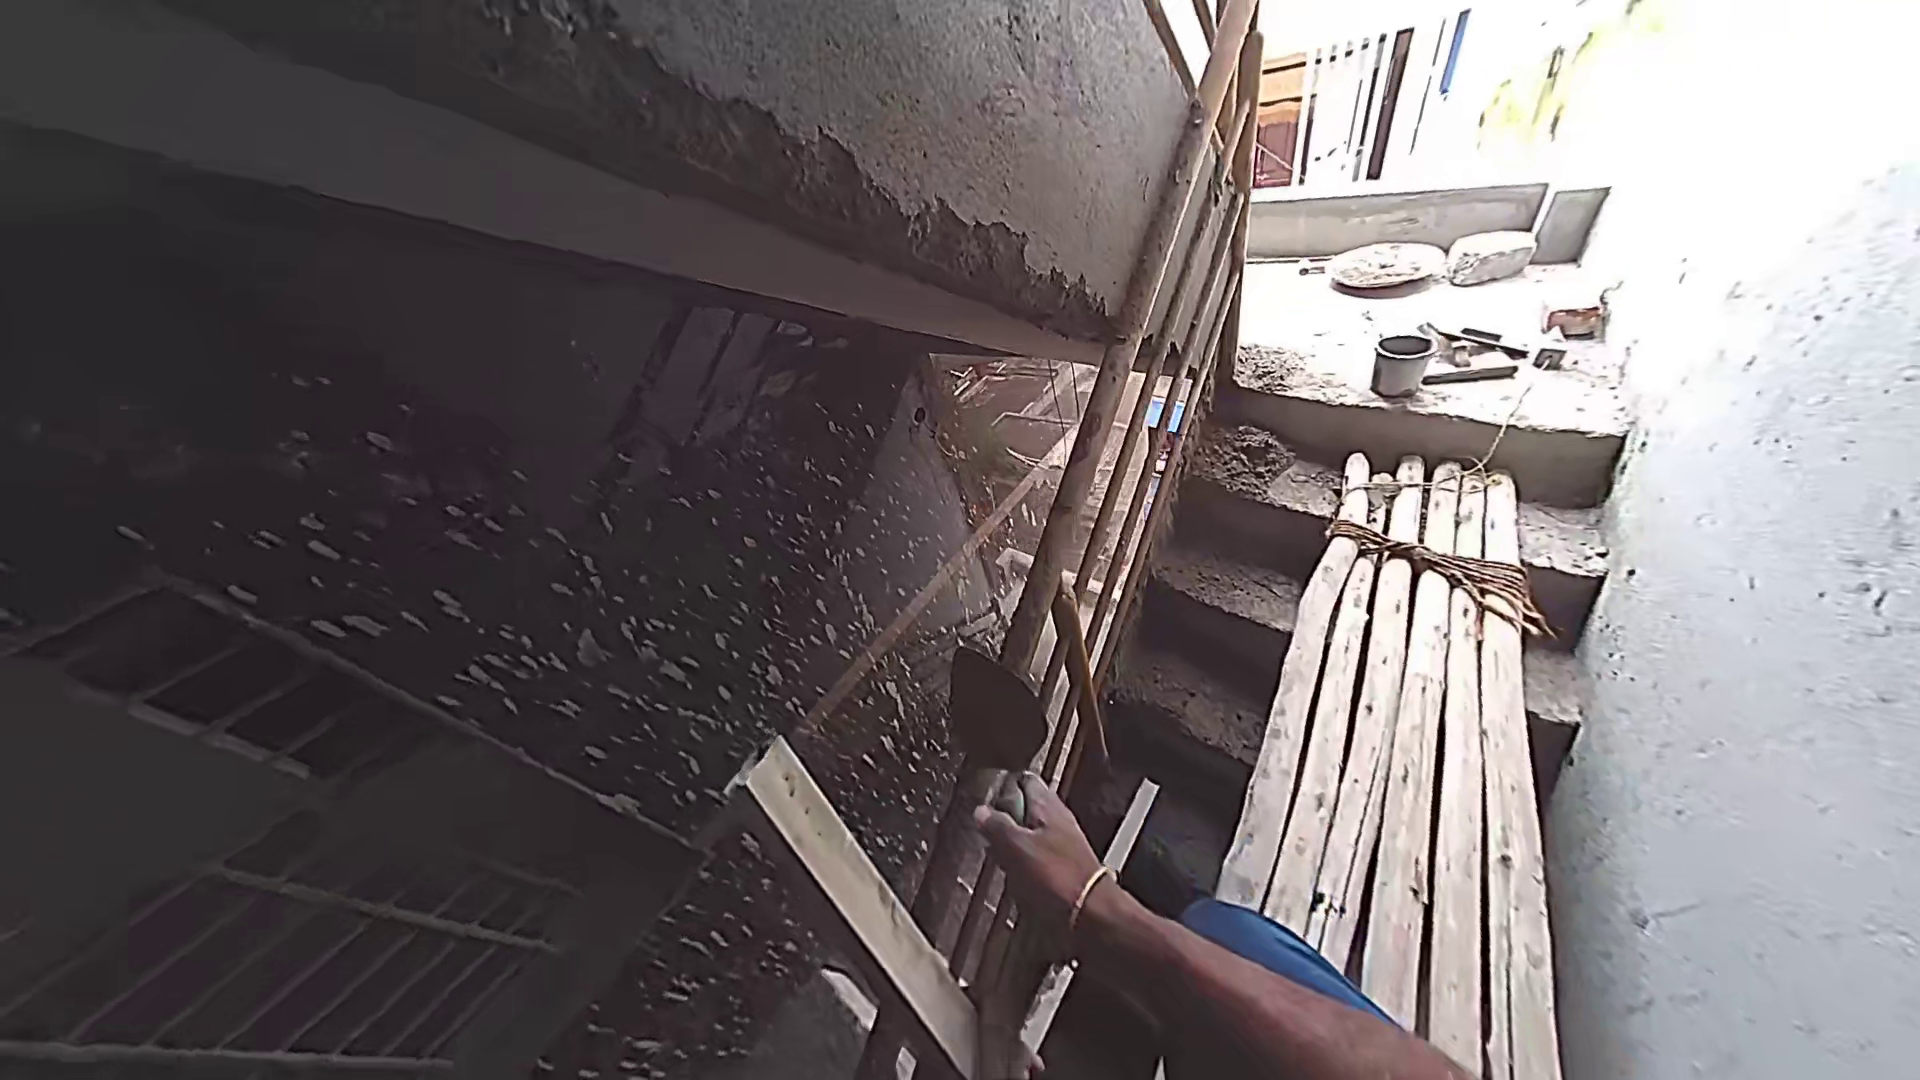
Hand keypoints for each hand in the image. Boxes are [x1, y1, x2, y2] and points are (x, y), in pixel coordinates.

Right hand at [972, 771, 1103, 935]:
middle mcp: (1058, 817)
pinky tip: (1017, 879)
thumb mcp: (1017, 848)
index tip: (986, 800)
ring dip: (1015, 844)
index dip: (1004, 786)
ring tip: (1000, 859)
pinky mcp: (1067, 865)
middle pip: (1026, 808)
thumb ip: (997, 827)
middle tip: (990, 835)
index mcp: (1047, 804)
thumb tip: (981, 811)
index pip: (1024, 780)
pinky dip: (1026, 863)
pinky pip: (1039, 856)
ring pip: (1031, 833)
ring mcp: (1064, 841)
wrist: (1092, 915)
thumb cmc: (1056, 876)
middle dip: (1007, 820)